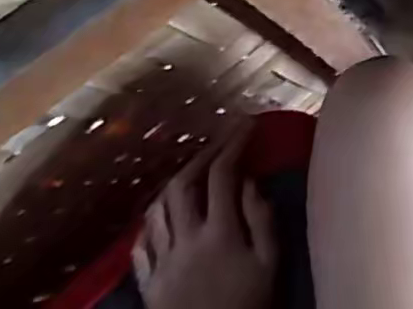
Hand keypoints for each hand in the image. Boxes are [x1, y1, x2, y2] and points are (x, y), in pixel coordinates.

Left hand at [133, 124, 276, 308]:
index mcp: (219, 234)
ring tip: (195, 170)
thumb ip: (262, 219)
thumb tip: (250, 180)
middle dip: (204, 154)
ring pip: (158, 208)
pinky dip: (153, 221)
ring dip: (176, 181)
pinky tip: (165, 216)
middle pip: (184, 183)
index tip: (248, 124)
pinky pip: (142, 244)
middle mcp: (185, 241)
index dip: (235, 142)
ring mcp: (162, 264)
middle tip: (223, 140)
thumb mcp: (270, 266)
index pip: (223, 174)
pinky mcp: (148, 287)